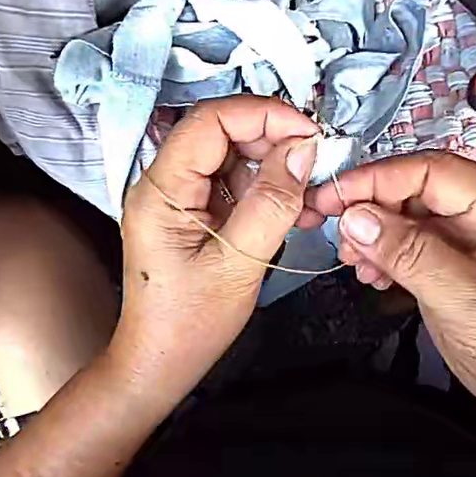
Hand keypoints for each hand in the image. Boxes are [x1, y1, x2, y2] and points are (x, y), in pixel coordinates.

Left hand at [108, 96, 320, 404]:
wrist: (161, 362)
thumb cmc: (189, 323)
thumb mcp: (238, 264)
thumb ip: (271, 204)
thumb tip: (302, 150)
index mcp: (162, 189)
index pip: (211, 121)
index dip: (263, 115)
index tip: (308, 133)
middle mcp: (165, 183)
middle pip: (223, 133)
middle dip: (274, 141)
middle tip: (314, 166)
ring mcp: (180, 197)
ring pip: (234, 157)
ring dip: (276, 169)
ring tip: (309, 198)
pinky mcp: (195, 212)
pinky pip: (234, 185)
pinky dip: (267, 191)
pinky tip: (294, 211)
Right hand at [302, 151, 475, 425]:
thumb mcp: (468, 302)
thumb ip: (411, 255)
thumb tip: (355, 217)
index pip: (437, 172)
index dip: (380, 178)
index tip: (335, 195)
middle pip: (421, 190)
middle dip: (373, 205)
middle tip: (335, 229)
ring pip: (412, 217)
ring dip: (375, 233)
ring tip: (353, 261)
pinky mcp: (460, 265)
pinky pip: (414, 246)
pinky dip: (387, 256)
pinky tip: (373, 275)